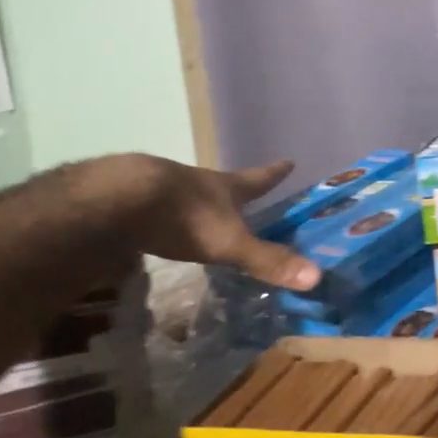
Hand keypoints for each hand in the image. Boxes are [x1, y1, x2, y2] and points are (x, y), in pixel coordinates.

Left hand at [91, 155, 319, 290]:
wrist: (122, 200)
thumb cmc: (185, 216)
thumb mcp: (230, 243)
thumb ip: (267, 260)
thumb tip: (316, 277)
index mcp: (227, 188)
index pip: (259, 179)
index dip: (275, 173)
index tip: (289, 160)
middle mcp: (199, 183)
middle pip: (223, 184)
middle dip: (234, 190)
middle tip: (245, 194)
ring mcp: (164, 188)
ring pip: (188, 194)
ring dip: (198, 203)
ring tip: (202, 215)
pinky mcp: (132, 201)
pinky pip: (154, 207)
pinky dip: (161, 216)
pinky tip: (156, 229)